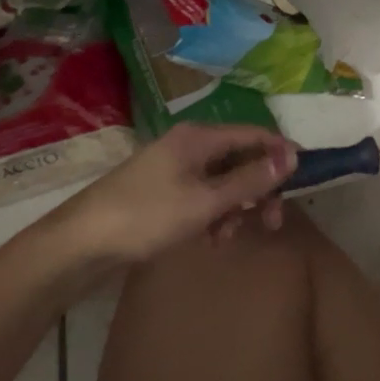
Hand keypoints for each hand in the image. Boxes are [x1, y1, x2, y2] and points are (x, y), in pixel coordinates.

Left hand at [54, 123, 295, 265]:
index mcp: (200, 138)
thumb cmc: (146, 217)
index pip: (256, 135)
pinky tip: (209, 239)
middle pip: (241, 160)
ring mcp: (174, 169)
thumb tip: (293, 156)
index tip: (301, 182)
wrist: (78, 245)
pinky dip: (213, 215)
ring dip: (235, 208)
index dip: (281, 155)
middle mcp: (189, 146)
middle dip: (259, 190)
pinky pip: (203, 196)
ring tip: (227, 237)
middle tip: (272, 221)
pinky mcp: (162, 192)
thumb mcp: (206, 201)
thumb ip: (251, 180)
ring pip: (223, 182)